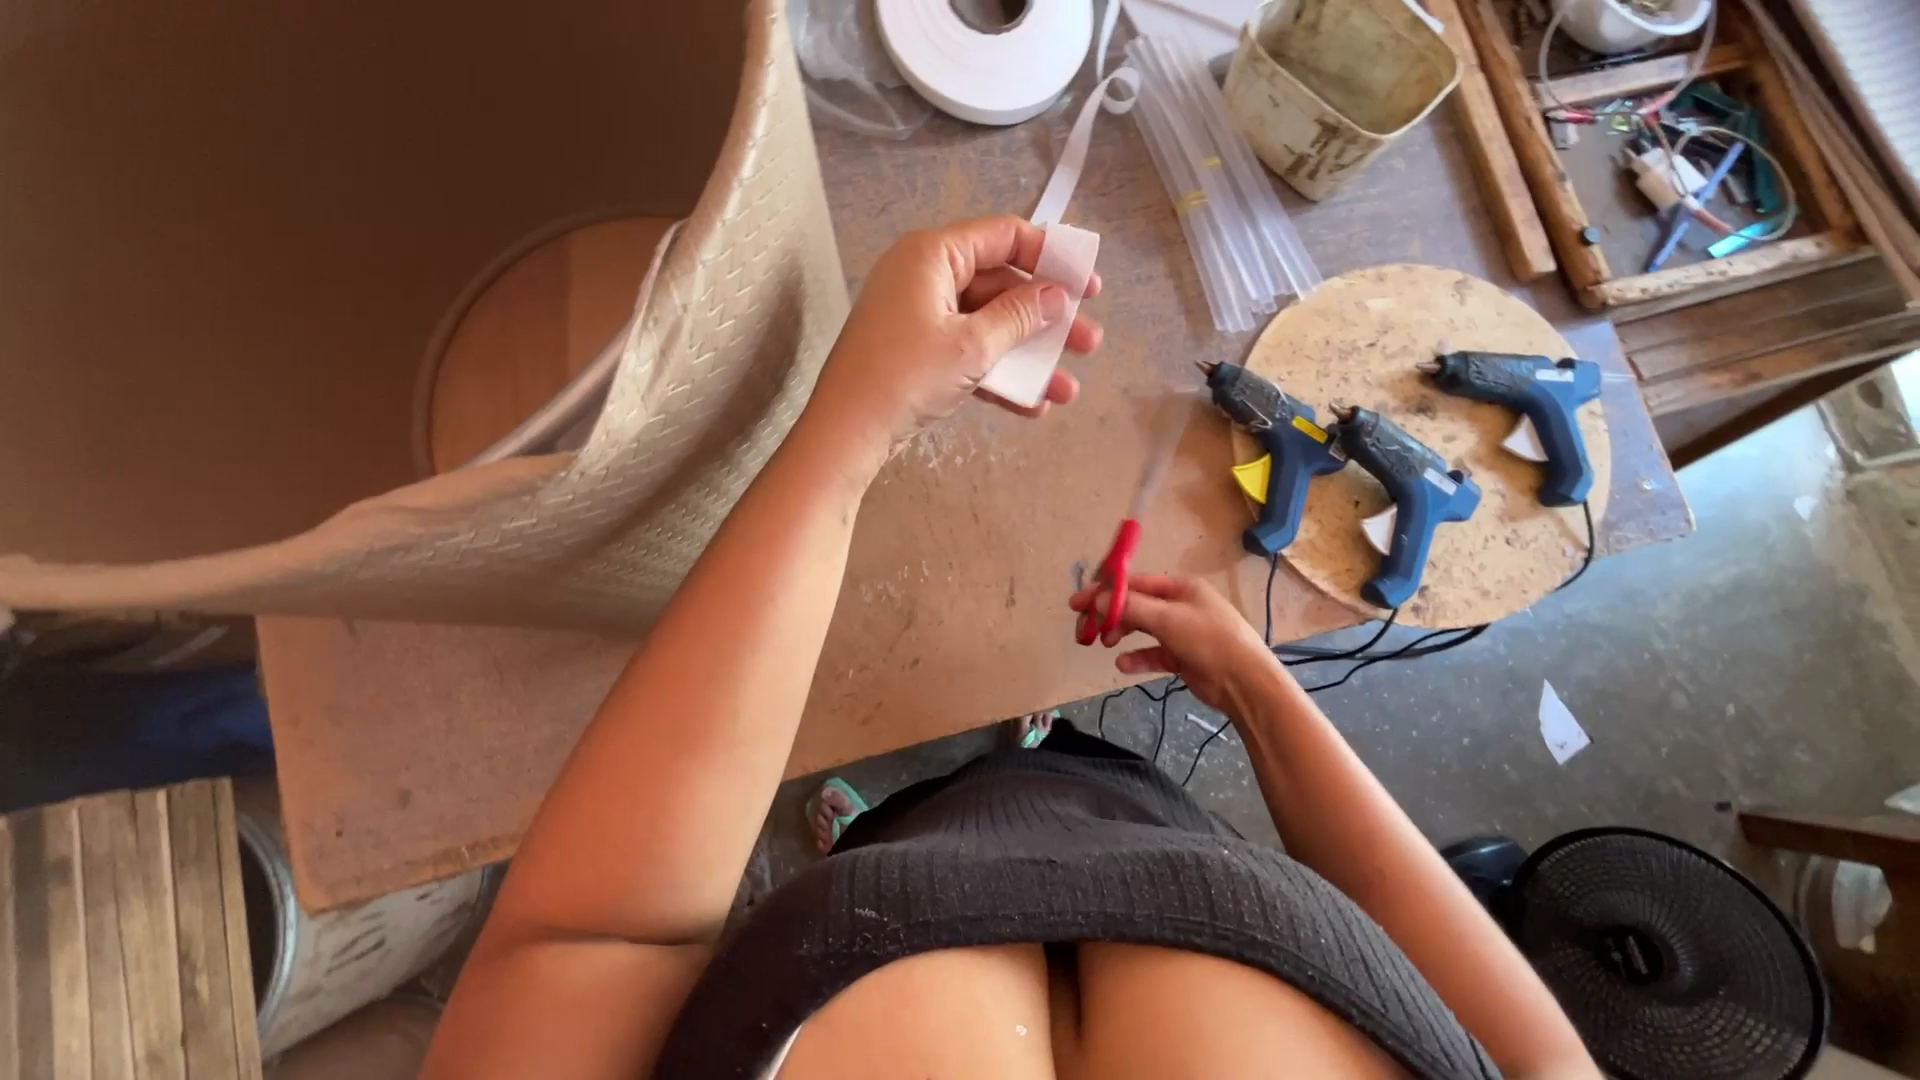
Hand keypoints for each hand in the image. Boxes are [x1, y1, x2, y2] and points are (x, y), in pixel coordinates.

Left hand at [805, 215, 1102, 458]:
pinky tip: (1031, 404)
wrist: (846, 433)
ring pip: (989, 326)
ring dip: (1028, 357)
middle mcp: (925, 276)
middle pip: (1001, 286)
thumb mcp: (971, 345)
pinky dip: (997, 375)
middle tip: (1089, 341)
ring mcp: (919, 316)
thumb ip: (1019, 316)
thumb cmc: (906, 376)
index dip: (1050, 257)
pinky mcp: (917, 353)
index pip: (1003, 237)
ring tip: (1066, 388)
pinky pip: (968, 353)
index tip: (1087, 284)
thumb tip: (1055, 296)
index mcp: (933, 254)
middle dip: (1047, 320)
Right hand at [1068, 574, 1289, 713]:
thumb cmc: (1209, 640)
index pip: (1136, 583)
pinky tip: (1123, 664)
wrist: (1246, 683)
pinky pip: (1154, 653)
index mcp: (1181, 588)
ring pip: (1143, 628)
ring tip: (1104, 644)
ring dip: (1121, 634)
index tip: (1079, 602)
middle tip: (1085, 628)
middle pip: (1137, 605)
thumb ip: (1130, 607)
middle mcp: (1181, 606)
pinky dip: (1138, 657)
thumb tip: (1095, 599)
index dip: (1106, 591)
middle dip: (1110, 615)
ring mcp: (1183, 632)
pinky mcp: (1183, 657)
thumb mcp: (1168, 619)